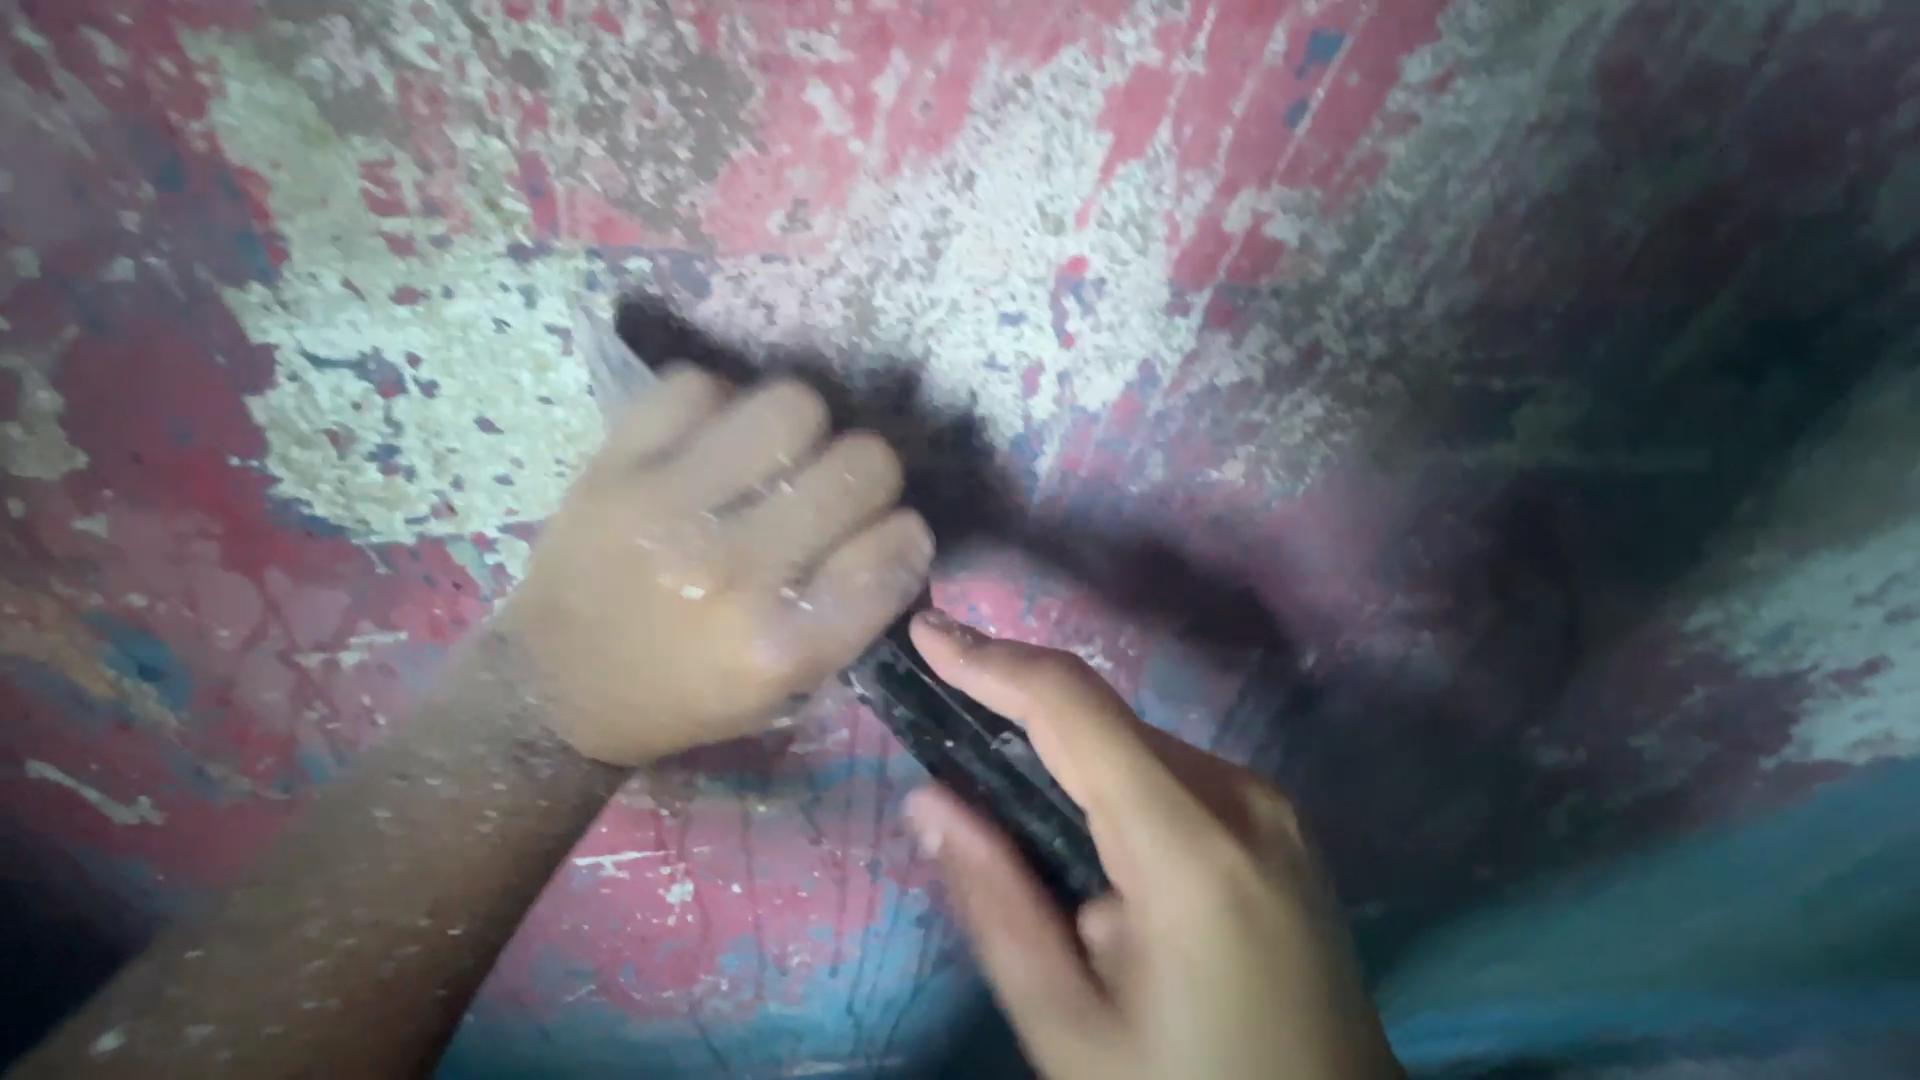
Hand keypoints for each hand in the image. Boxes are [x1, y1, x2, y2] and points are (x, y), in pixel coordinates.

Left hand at [494, 370, 933, 765]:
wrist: (554, 689)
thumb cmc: (686, 697)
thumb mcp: (786, 689)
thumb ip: (855, 611)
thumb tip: (901, 526)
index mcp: (781, 645)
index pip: (898, 547)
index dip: (906, 534)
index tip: (885, 536)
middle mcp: (732, 572)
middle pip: (862, 464)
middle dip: (867, 474)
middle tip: (835, 491)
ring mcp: (666, 510)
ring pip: (793, 405)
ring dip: (803, 428)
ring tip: (777, 458)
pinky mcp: (612, 467)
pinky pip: (700, 386)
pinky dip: (719, 407)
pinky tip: (712, 446)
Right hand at [901, 611, 1401, 1079]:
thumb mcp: (1070, 1025)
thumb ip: (997, 901)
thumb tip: (928, 798)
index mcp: (1189, 849)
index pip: (1074, 710)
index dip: (993, 660)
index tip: (928, 632)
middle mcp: (1240, 798)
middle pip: (1104, 720)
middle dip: (1017, 707)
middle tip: (941, 720)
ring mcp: (1270, 805)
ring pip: (1134, 741)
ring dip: (1062, 751)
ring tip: (1002, 799)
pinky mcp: (1278, 819)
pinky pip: (1169, 771)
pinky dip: (1108, 778)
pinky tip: (1080, 833)